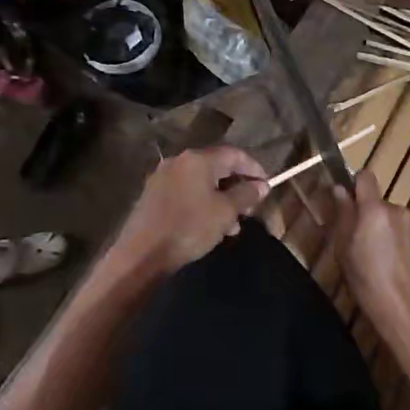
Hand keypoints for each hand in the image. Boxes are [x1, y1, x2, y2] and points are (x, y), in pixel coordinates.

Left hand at [117, 146, 266, 273]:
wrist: (142, 254)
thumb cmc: (190, 227)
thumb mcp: (227, 211)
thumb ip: (247, 194)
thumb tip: (261, 185)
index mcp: (198, 160)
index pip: (235, 155)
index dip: (255, 169)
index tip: (267, 186)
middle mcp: (179, 162)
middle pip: (218, 168)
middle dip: (238, 187)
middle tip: (250, 208)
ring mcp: (163, 178)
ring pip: (203, 183)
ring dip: (222, 199)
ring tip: (233, 224)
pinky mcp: (154, 196)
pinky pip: (188, 193)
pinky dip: (204, 204)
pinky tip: (211, 225)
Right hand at [331, 171, 409, 332]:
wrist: (403, 305)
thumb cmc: (366, 279)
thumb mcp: (344, 248)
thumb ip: (343, 215)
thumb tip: (339, 189)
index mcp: (375, 209)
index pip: (366, 177)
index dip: (355, 183)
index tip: (347, 199)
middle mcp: (398, 209)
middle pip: (379, 202)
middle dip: (368, 214)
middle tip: (359, 241)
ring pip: (393, 217)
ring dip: (385, 227)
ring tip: (379, 256)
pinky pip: (406, 229)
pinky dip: (398, 238)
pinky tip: (395, 261)